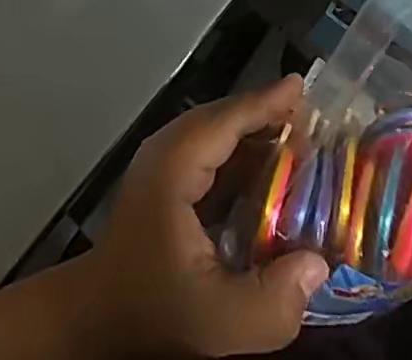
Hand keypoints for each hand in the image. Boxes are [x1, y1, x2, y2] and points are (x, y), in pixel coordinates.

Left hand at [80, 74, 328, 356]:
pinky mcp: (164, 180)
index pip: (226, 121)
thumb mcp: (214, 323)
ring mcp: (161, 164)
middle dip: (266, 111)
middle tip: (311, 115)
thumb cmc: (150, 315)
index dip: (265, 103)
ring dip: (255, 128)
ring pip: (216, 130)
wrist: (93, 324)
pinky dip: (241, 147)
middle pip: (223, 117)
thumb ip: (271, 303)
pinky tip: (267, 164)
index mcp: (173, 171)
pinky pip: (210, 148)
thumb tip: (318, 264)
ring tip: (298, 136)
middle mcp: (165, 154)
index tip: (301, 87)